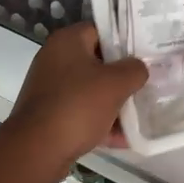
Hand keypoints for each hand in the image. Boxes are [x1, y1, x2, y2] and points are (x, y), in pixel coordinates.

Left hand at [6, 23, 148, 170]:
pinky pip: (82, 113)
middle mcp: (55, 60)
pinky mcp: (49, 116)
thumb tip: (139, 69)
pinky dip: (101, 122)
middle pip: (98, 61)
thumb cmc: (77, 106)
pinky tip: (125, 138)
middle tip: (147, 80)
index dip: (126, 40)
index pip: (102, 30)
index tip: (146, 52)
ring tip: (142, 111)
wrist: (36, 152)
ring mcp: (51, 89)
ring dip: (114, 102)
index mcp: (68, 41)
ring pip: (91, 90)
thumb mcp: (116, 83)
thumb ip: (135, 70)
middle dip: (122, 75)